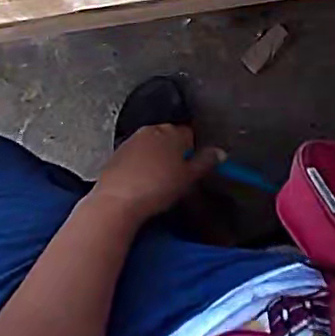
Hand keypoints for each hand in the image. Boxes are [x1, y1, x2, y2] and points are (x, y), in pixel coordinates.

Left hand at [88, 124, 223, 222]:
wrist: (115, 204)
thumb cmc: (155, 188)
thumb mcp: (189, 178)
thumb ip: (206, 162)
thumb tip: (220, 153)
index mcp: (172, 131)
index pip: (191, 134)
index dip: (193, 152)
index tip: (191, 167)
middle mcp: (151, 130)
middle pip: (169, 138)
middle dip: (173, 152)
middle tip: (175, 175)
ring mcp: (130, 142)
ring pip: (151, 147)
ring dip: (155, 158)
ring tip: (156, 182)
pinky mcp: (114, 156)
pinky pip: (134, 157)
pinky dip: (138, 166)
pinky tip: (139, 184)